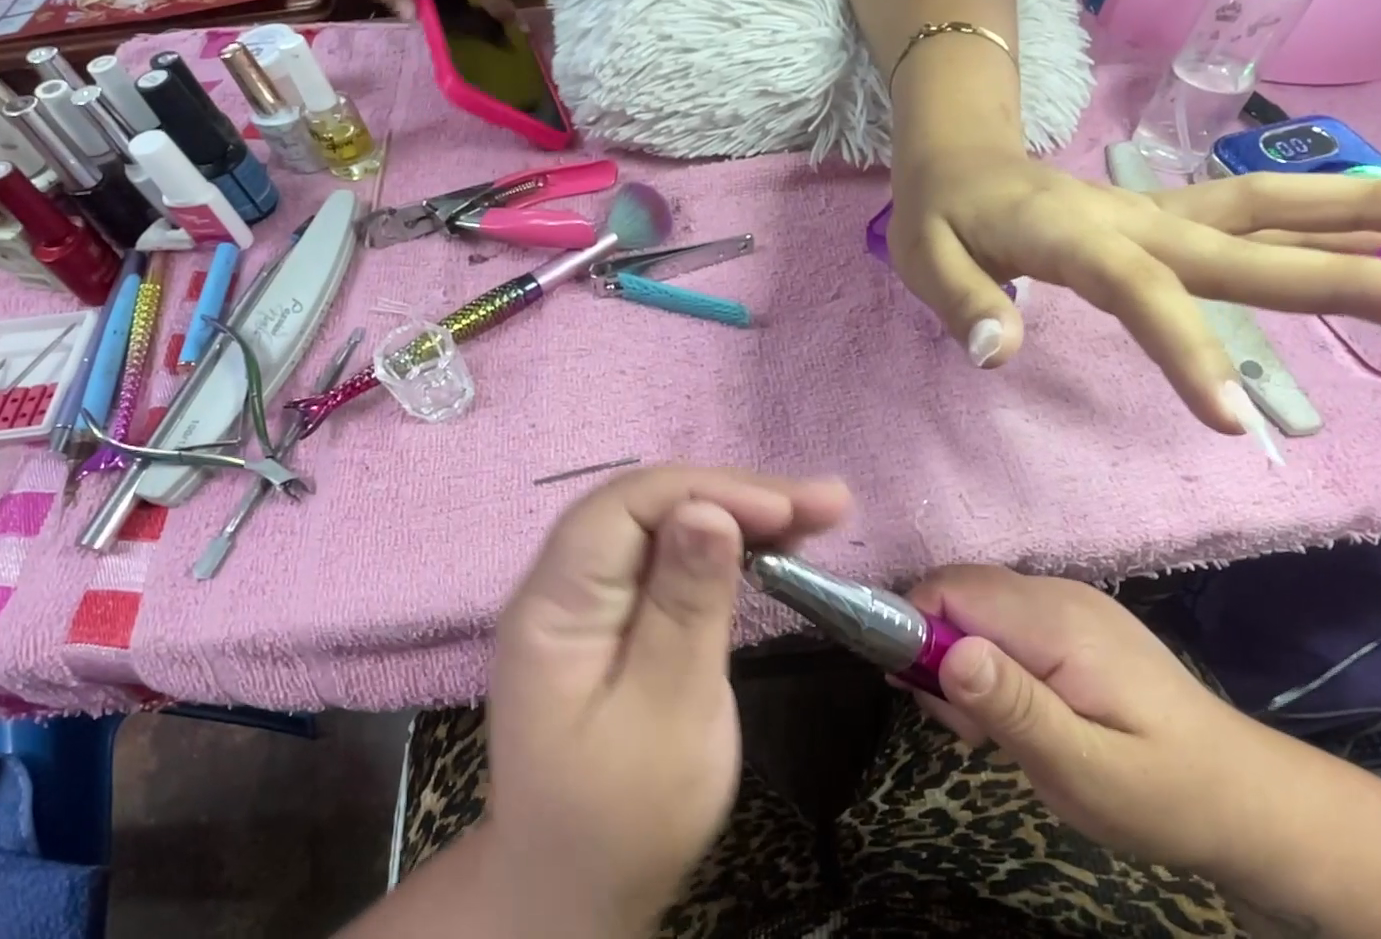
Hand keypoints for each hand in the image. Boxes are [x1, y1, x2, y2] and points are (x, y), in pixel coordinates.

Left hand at [483, 466, 851, 930]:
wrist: (576, 889)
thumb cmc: (624, 818)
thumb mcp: (667, 714)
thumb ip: (686, 607)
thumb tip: (707, 507)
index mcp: (553, 606)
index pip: (624, 507)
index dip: (708, 491)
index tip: (787, 510)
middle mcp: (562, 588)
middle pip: (646, 508)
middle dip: (735, 496)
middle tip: (827, 503)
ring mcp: (588, 604)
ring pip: (663, 529)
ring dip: (739, 516)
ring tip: (817, 516)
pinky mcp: (617, 621)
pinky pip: (669, 564)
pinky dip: (725, 551)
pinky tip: (774, 549)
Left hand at [887, 140, 1380, 431]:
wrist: (957, 154)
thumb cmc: (939, 212)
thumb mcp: (924, 259)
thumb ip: (965, 303)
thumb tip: (998, 355)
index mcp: (1073, 237)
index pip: (1142, 294)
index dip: (1186, 352)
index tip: (1229, 419)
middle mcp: (1134, 221)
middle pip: (1250, 245)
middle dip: (1357, 273)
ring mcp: (1157, 214)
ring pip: (1273, 211)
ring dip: (1375, 213)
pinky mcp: (1164, 217)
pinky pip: (1253, 214)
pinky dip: (1323, 220)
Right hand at [906, 566, 1297, 873]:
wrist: (1249, 801)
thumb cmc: (1164, 795)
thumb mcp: (1083, 770)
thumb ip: (1013, 708)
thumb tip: (948, 651)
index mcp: (1059, 623)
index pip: (949, 588)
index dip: (916, 632)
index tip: (924, 695)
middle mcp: (1060, 595)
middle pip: (956, 595)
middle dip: (936, 653)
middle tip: (968, 728)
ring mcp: (1070, 605)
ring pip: (975, 609)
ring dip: (961, 665)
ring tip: (996, 731)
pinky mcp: (1075, 624)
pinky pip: (1003, 622)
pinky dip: (989, 664)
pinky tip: (1019, 713)